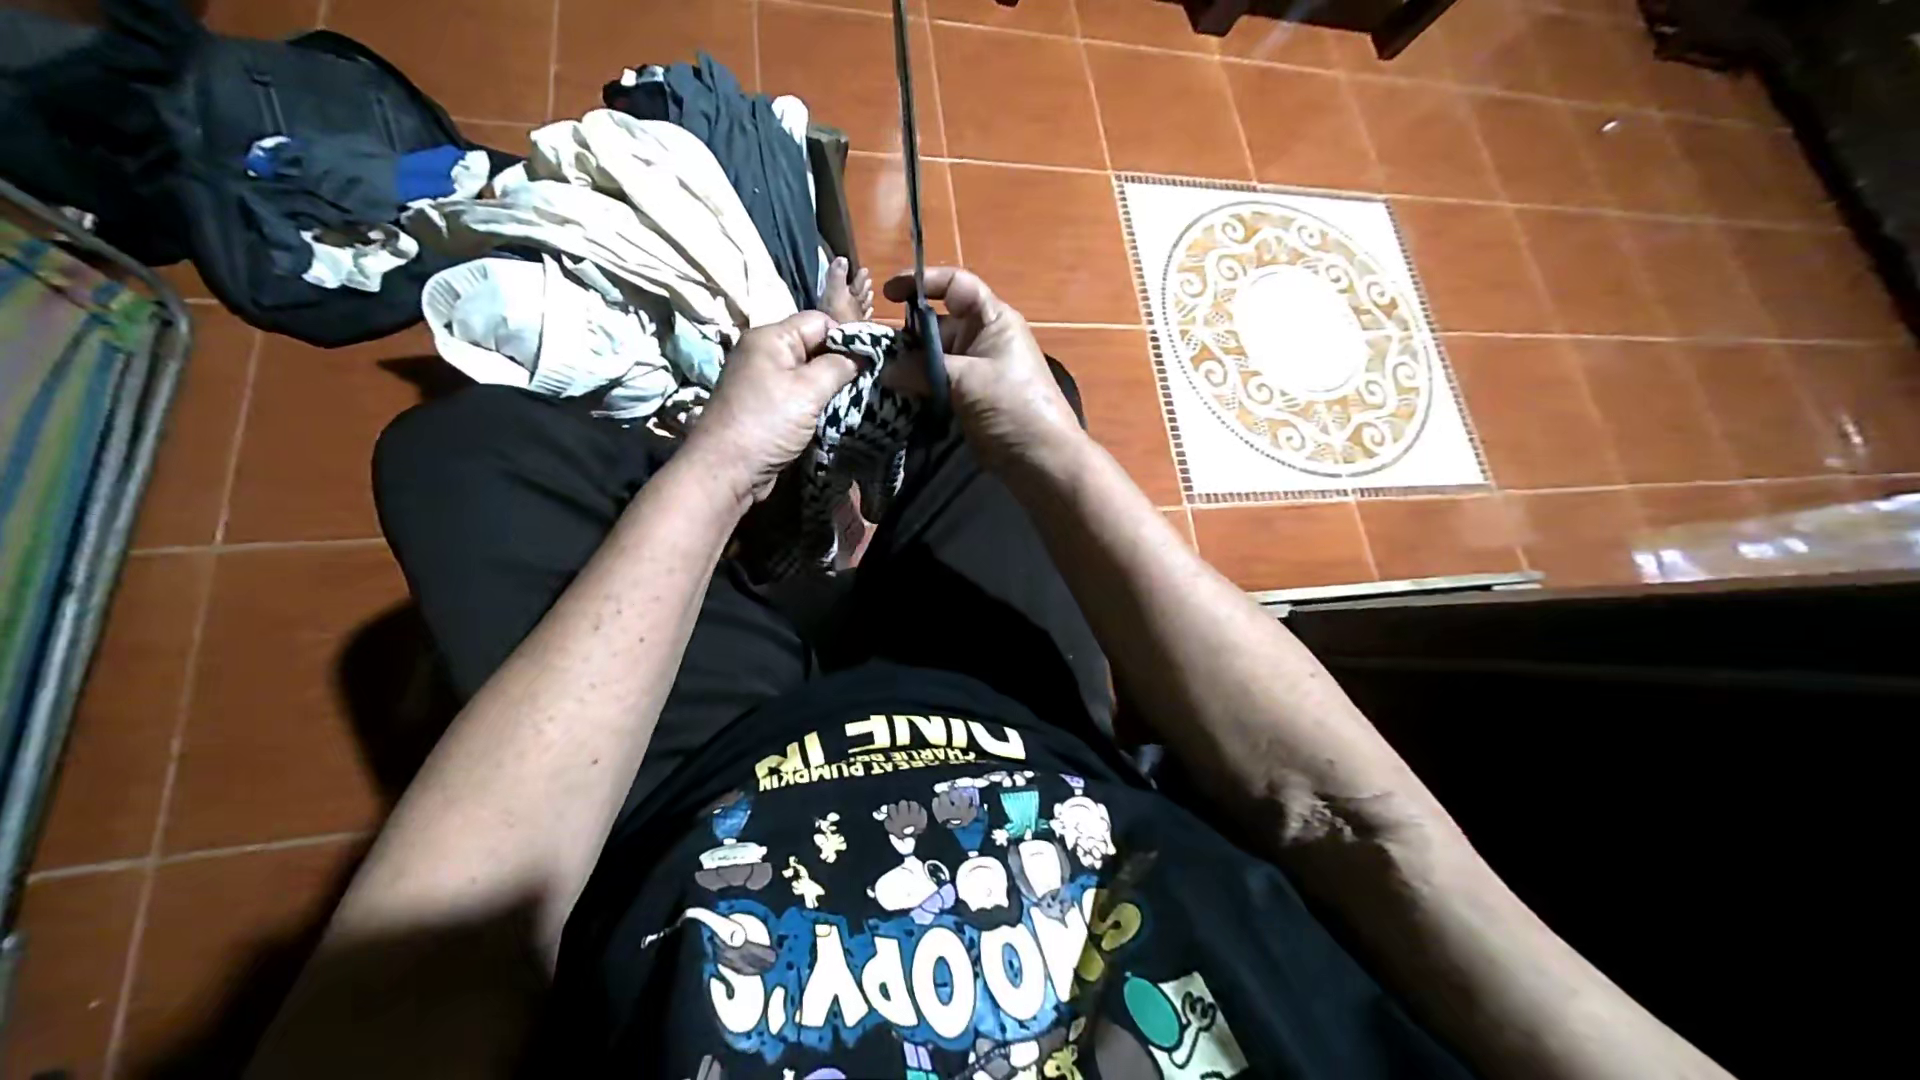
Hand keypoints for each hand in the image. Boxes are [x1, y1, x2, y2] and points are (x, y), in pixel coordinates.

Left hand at [682, 311, 857, 504]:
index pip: (819, 322)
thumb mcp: (808, 390)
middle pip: (814, 347)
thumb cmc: (767, 424)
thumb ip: (839, 367)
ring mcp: (764, 381)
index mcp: (770, 338)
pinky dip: (816, 404)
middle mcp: (765, 353)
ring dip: (830, 388)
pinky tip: (831, 416)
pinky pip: (799, 396)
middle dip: (840, 364)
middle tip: (865, 384)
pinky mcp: (766, 407)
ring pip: (809, 374)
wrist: (727, 470)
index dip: (846, 338)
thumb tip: (861, 356)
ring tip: (852, 401)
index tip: (869, 362)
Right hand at [882, 268, 1087, 476]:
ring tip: (880, 375)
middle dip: (907, 335)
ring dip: (908, 366)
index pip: (955, 285)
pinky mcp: (965, 398)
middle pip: (936, 325)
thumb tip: (887, 370)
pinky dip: (916, 387)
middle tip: (876, 353)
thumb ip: (923, 369)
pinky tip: (894, 395)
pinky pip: (934, 384)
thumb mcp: (968, 379)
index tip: (889, 293)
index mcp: (992, 320)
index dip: (924, 282)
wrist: (1038, 458)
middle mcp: (981, 339)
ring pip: (931, 358)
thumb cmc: (1013, 405)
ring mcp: (973, 370)